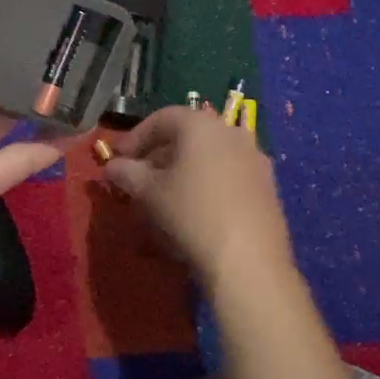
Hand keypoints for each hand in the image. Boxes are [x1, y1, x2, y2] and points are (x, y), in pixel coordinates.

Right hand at [103, 106, 292, 289]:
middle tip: (139, 178)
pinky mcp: (267, 185)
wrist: (248, 259)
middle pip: (187, 135)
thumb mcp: (148, 192)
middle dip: (158, 154)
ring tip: (165, 195)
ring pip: (209, 155)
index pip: (161, 119)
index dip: (134, 138)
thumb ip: (126, 173)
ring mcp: (255, 158)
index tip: (118, 159)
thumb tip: (112, 166)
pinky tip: (196, 208)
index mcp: (201, 125)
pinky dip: (207, 182)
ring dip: (183, 169)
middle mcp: (231, 132)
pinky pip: (228, 173)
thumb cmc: (191, 213)